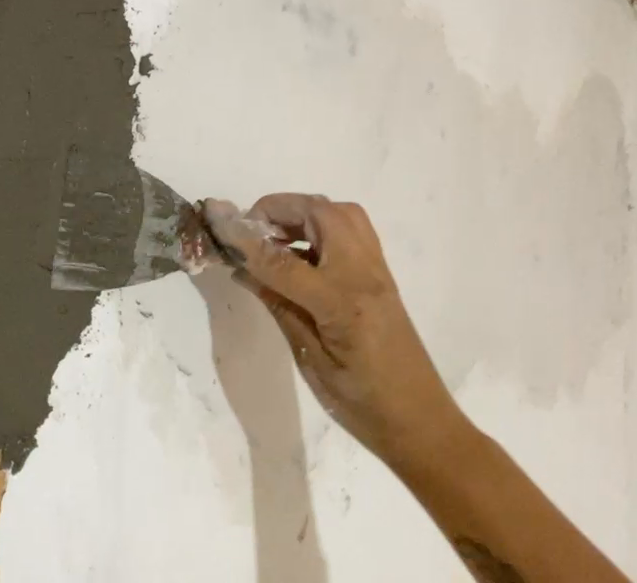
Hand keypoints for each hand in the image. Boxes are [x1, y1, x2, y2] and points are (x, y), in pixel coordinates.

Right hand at [205, 194, 470, 468]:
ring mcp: (377, 272)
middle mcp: (363, 275)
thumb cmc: (362, 403)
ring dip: (301, 214)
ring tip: (274, 239)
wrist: (423, 425)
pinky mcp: (382, 276)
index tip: (213, 218)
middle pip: (318, 213)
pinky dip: (319, 227)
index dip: (243, 238)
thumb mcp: (310, 358)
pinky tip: (299, 255)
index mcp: (342, 302)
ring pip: (339, 213)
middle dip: (278, 210)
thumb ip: (278, 305)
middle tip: (250, 231)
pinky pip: (351, 231)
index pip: (281, 259)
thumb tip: (243, 268)